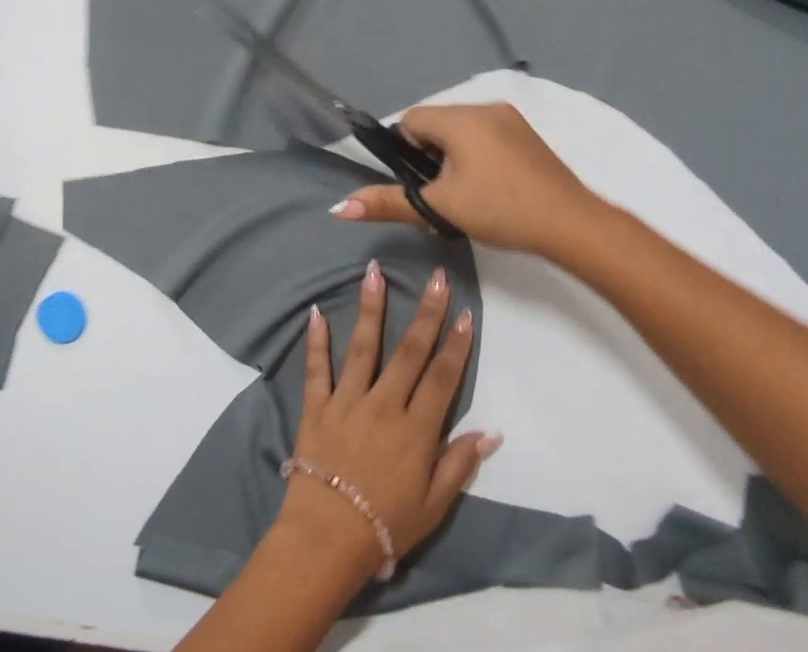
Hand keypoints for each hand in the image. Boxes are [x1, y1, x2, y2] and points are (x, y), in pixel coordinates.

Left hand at [275, 260, 502, 578]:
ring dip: (370, 308)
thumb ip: (460, 464)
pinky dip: (316, 341)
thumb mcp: (434, 504)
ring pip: (362, 347)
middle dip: (425, 313)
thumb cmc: (387, 524)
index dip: (456, 345)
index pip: (442, 377)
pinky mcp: (316, 408)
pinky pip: (316, 369)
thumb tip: (492, 432)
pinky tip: (315, 312)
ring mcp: (346, 402)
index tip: (466, 312)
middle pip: (409, 352)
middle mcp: (383, 405)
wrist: (327, 536)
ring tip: (374, 272)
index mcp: (416, 428)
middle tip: (434, 277)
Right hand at [331, 103, 609, 261]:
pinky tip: (487, 191)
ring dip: (452, 160)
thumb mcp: (440, 208)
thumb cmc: (500, 210)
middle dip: (428, 158)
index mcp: (461, 119)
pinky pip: (486, 137)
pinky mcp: (528, 136)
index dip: (404, 152)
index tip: (417, 184)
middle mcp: (485, 108)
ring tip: (463, 198)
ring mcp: (511, 120)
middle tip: (439, 196)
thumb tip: (338, 208)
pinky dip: (476, 158)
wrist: (571, 224)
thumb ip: (389, 203)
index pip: (411, 120)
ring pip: (462, 133)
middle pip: (437, 125)